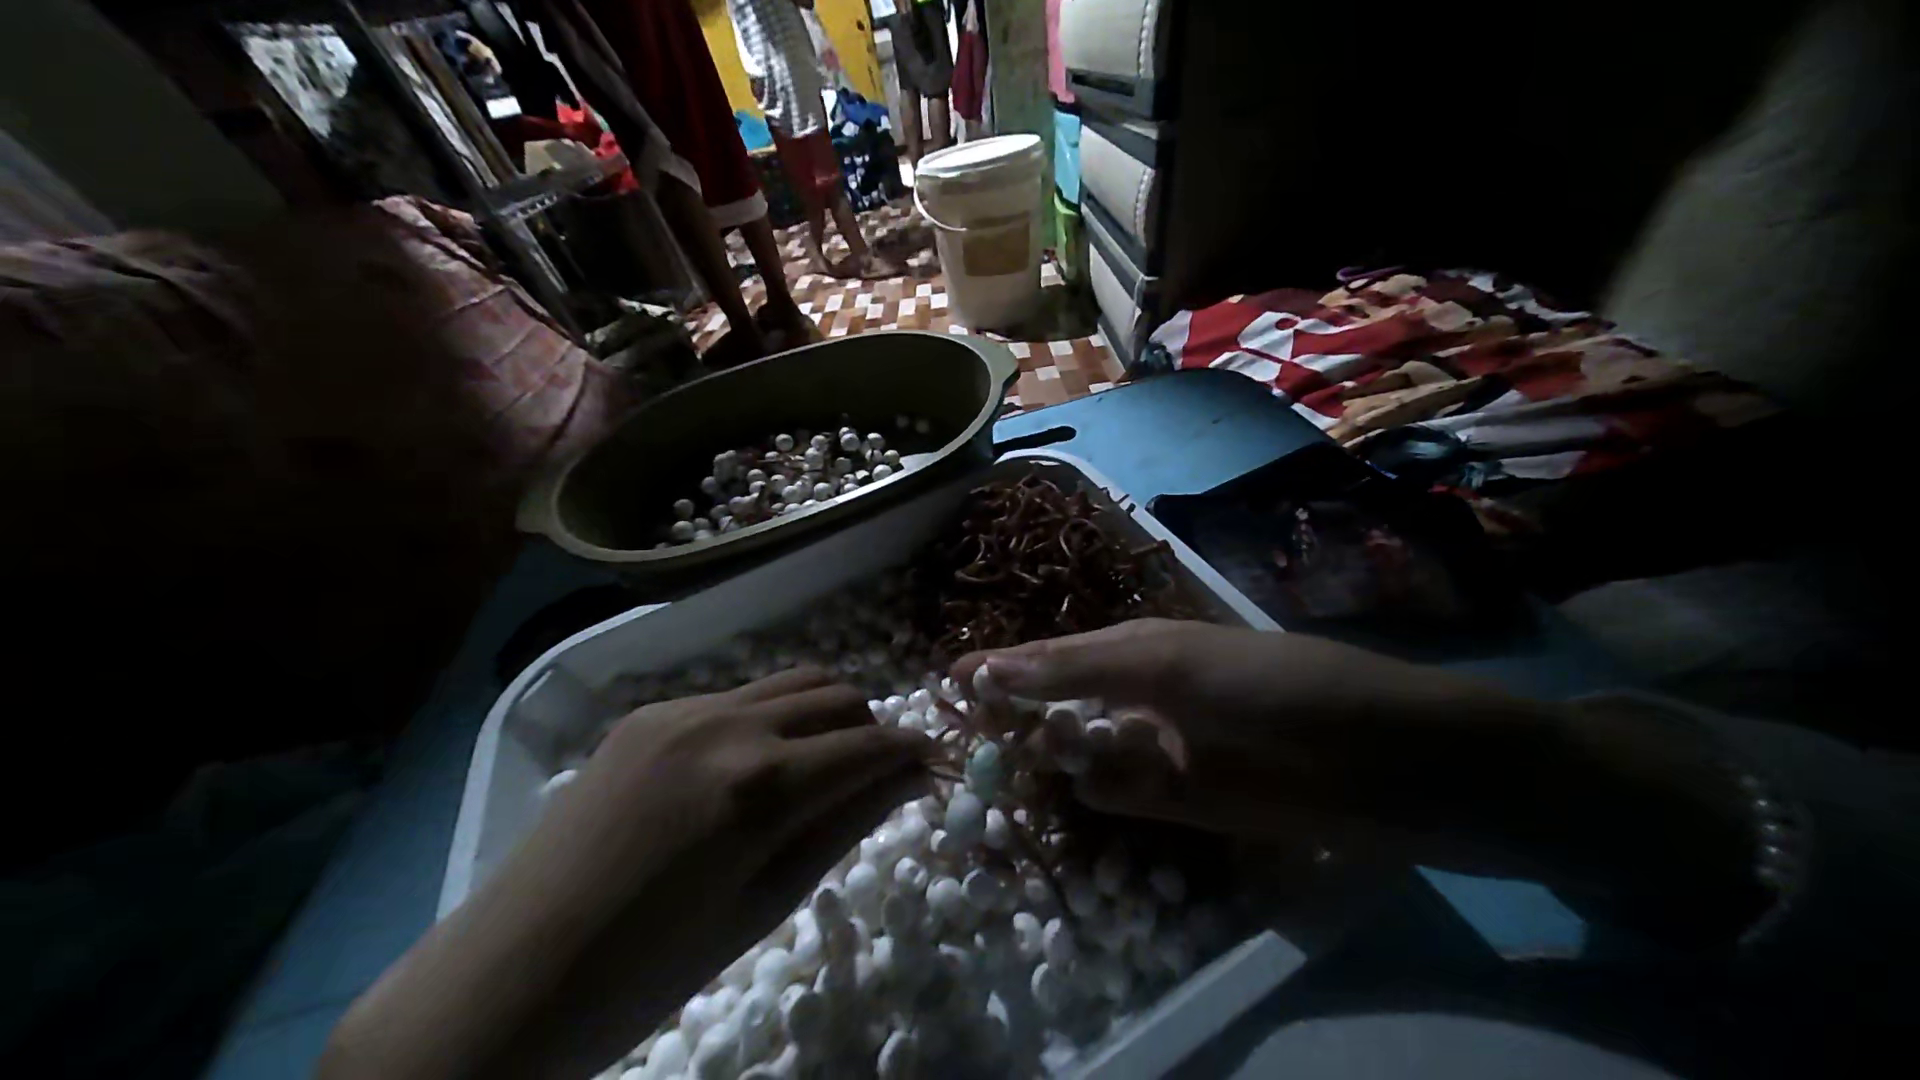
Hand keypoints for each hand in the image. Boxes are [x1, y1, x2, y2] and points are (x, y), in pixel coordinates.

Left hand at [322, 668, 932, 1079]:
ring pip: (793, 681)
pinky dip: (771, 719)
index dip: (913, 752)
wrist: (510, 974)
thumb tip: (908, 777)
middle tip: (875, 774)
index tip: (934, 764)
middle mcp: (728, 725)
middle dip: (873, 727)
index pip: (870, 745)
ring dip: (826, 712)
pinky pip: (739, 697)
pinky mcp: (650, 711)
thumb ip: (844, 826)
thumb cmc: (651, 970)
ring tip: (822, 761)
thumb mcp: (766, 904)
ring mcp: (683, 709)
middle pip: (838, 695)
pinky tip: (750, 768)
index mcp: (760, 787)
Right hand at [953, 621, 1759, 933]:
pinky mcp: (1181, 801)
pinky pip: (1118, 795)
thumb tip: (993, 672)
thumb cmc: (1274, 686)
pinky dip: (1096, 791)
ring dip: (1054, 753)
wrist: (1390, 764)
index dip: (1003, 667)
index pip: (1053, 655)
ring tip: (1018, 757)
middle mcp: (1140, 695)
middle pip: (1060, 704)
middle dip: (1017, 712)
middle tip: (966, 728)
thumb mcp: (1170, 662)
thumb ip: (1080, 671)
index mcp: (1138, 648)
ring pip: (1083, 752)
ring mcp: (1159, 749)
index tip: (948, 682)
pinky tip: (1080, 785)